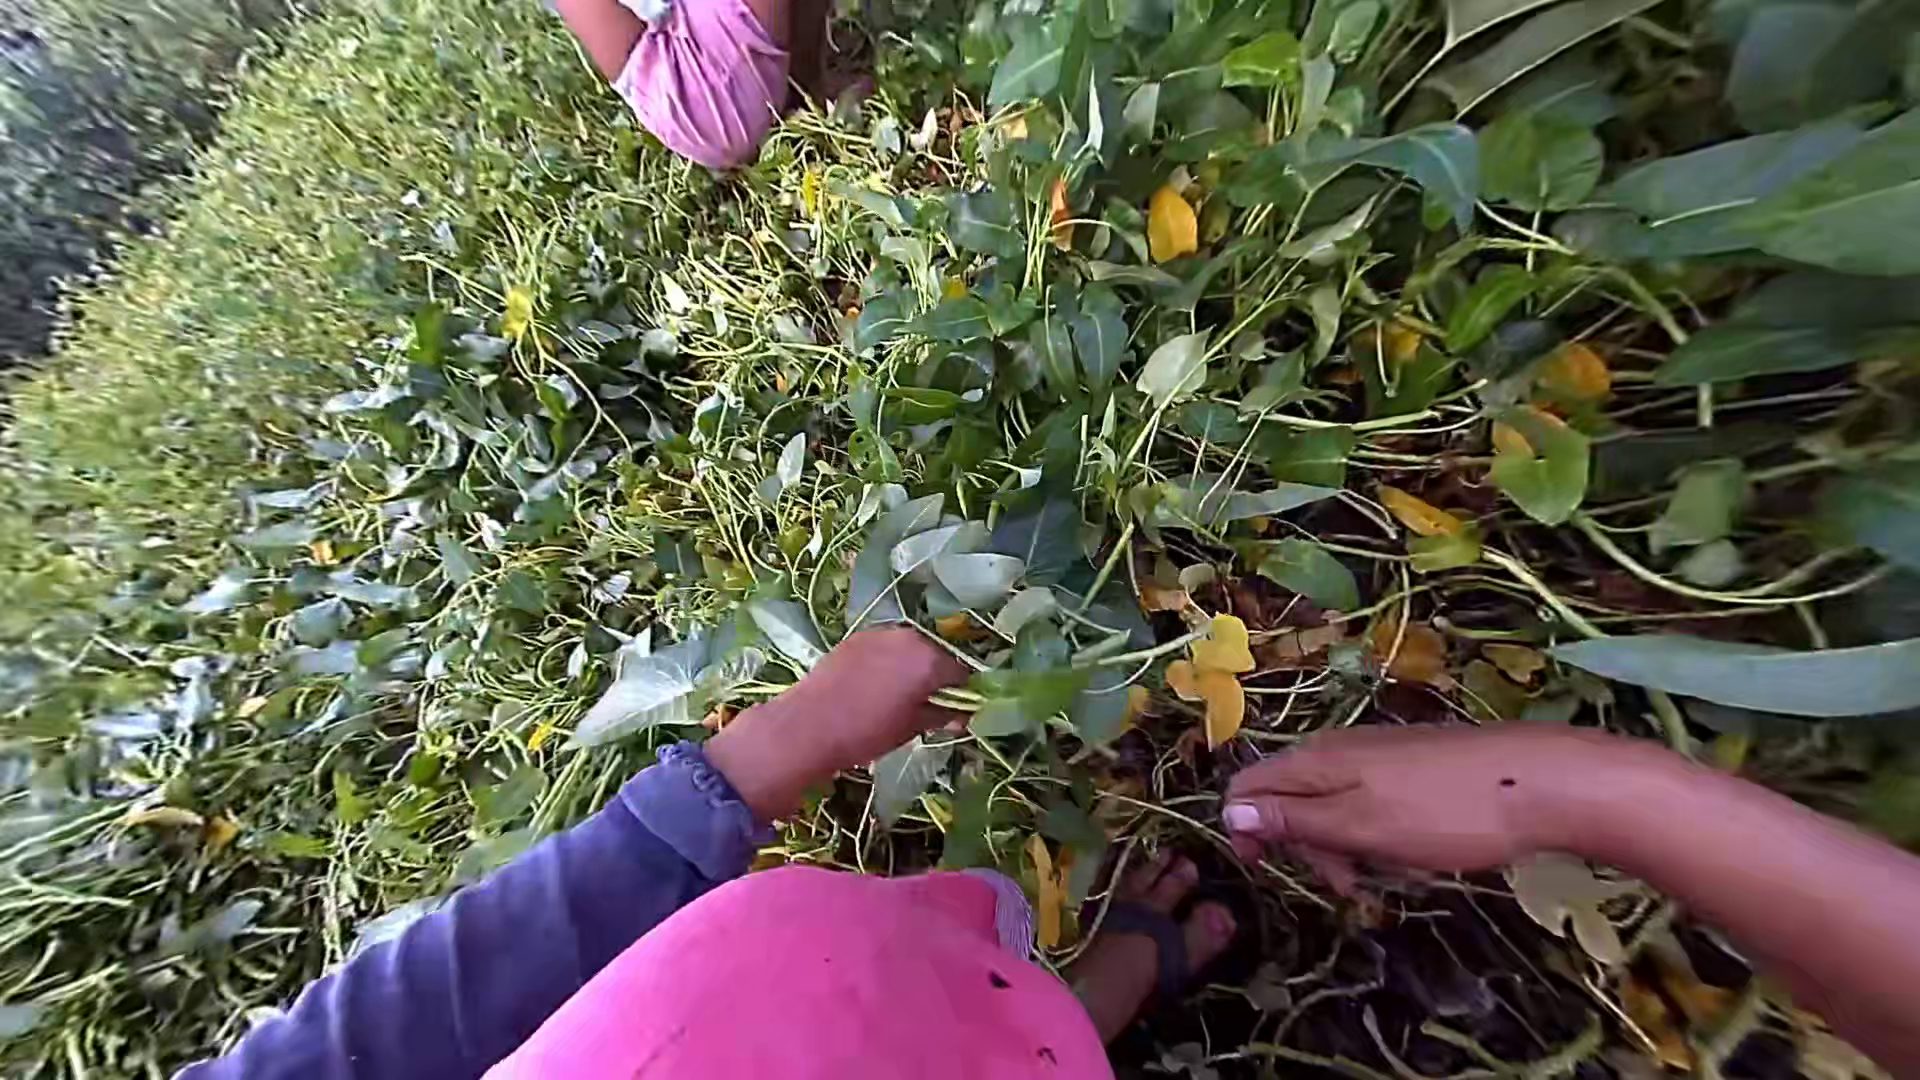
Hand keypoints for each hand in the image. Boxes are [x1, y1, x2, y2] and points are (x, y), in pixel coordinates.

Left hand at [704, 626, 968, 820]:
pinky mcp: (858, 636)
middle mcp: (910, 637)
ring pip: (909, 648)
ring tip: (895, 693)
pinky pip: (885, 646)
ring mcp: (881, 633)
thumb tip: (962, 714)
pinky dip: (887, 660)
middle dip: (934, 676)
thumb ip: (942, 715)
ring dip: (910, 666)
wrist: (808, 724)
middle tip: (923, 703)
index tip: (954, 709)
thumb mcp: (912, 728)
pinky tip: (872, 683)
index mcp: (929, 660)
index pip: (961, 672)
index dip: (961, 692)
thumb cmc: (867, 731)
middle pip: (935, 655)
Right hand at [1222, 724, 1656, 873]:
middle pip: (1284, 794)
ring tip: (1383, 875)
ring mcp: (1365, 752)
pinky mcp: (1398, 761)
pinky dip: (1365, 828)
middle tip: (1346, 886)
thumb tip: (1229, 812)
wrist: (1541, 779)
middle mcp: (1328, 749)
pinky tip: (1406, 848)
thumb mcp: (1359, 826)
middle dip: (1299, 842)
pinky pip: (1357, 795)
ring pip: (1323, 799)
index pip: (1246, 785)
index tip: (1265, 870)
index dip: (1243, 826)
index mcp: (1310, 762)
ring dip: (1336, 842)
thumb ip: (1291, 819)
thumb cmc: (1442, 811)